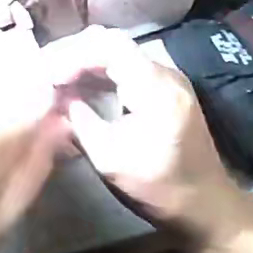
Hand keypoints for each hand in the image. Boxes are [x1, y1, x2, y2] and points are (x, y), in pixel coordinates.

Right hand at [46, 27, 252, 251]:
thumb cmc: (158, 188)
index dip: (73, 54)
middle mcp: (166, 74)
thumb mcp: (108, 158)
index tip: (49, 76)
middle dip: (75, 54)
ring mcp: (168, 79)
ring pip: (118, 52)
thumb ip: (79, 120)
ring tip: (56, 77)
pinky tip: (80, 86)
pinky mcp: (166, 90)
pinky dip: (100, 72)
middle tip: (45, 71)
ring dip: (85, 61)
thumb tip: (57, 96)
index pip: (108, 46)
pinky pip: (128, 67)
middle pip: (112, 43)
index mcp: (155, 87)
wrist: (207, 209)